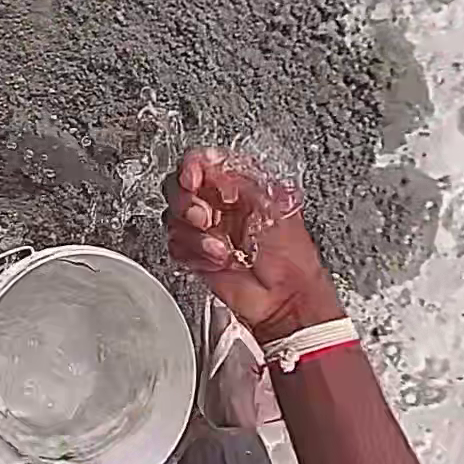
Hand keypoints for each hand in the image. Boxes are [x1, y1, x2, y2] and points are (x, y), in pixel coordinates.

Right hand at [163, 147, 344, 341]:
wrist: (286, 300)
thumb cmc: (291, 257)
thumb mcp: (269, 205)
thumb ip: (236, 180)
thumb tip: (207, 163)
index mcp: (239, 185)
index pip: (203, 163)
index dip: (192, 167)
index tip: (193, 178)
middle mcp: (219, 204)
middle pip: (177, 187)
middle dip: (186, 202)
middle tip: (203, 216)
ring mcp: (206, 229)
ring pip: (173, 217)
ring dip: (194, 235)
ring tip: (220, 247)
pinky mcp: (196, 253)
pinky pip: (176, 245)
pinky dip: (193, 253)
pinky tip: (216, 260)